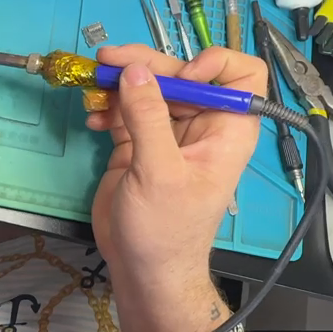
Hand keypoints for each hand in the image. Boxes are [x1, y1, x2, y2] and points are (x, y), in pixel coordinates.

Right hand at [87, 44, 267, 331]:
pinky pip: (123, 111)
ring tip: (93, 85)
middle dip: (146, 64)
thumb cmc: (166, 230)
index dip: (212, 64)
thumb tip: (134, 71)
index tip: (178, 77)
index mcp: (225, 130)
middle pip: (179, 75)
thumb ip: (148, 118)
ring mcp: (166, 134)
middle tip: (107, 61)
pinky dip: (107, 108)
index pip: (239, 75)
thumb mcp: (159, 172)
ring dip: (120, 83)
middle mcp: (199, 126)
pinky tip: (92, 118)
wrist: (143, 270)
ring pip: (148, 89)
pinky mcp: (137, 146)